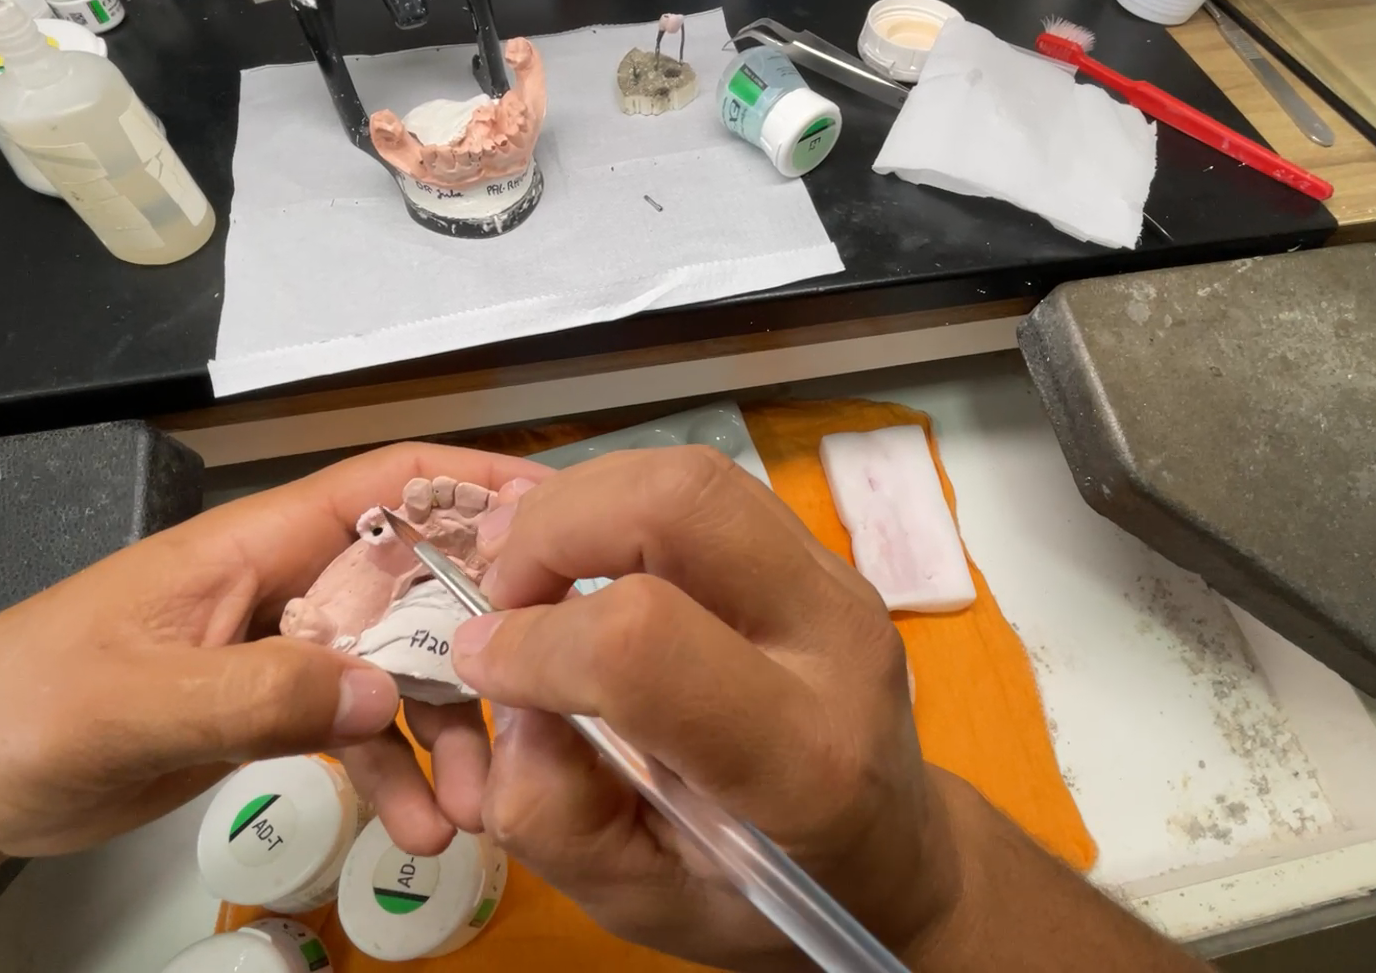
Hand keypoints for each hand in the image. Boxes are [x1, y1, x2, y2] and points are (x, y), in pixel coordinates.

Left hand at [0, 443, 549, 859]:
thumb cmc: (9, 712)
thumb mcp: (131, 704)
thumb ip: (260, 694)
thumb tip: (383, 696)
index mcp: (269, 541)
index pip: (394, 483)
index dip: (478, 484)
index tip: (557, 516)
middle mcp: (299, 582)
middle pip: (421, 585)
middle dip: (483, 637)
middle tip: (542, 693)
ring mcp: (296, 645)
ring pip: (403, 667)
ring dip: (446, 729)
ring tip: (478, 807)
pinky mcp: (284, 703)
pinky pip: (363, 726)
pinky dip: (395, 770)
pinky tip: (420, 825)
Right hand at [448, 447, 962, 969]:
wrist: (892, 847)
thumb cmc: (771, 896)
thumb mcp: (644, 902)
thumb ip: (553, 810)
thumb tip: (509, 682)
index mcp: (802, 758)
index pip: (648, 644)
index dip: (538, 643)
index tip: (483, 660)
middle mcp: (834, 636)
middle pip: (684, 504)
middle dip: (558, 526)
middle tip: (504, 590)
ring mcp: (836, 577)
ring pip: (694, 474)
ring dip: (583, 500)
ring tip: (534, 564)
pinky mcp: (818, 552)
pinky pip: (706, 486)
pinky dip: (621, 500)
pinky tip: (590, 551)